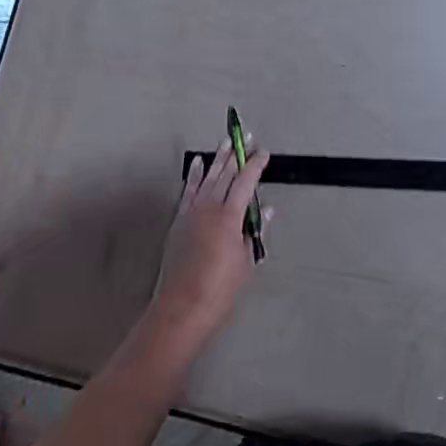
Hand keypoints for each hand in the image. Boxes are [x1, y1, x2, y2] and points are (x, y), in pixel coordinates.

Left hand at [151, 140, 270, 343]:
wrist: (181, 308)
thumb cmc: (220, 288)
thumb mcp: (246, 260)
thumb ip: (255, 231)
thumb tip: (267, 211)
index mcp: (229, 216)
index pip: (246, 182)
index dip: (255, 165)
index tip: (263, 153)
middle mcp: (209, 208)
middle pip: (225, 174)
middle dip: (237, 155)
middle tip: (245, 137)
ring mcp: (191, 213)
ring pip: (207, 178)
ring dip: (217, 159)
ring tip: (225, 142)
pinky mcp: (179, 222)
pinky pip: (189, 191)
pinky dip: (195, 176)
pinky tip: (198, 163)